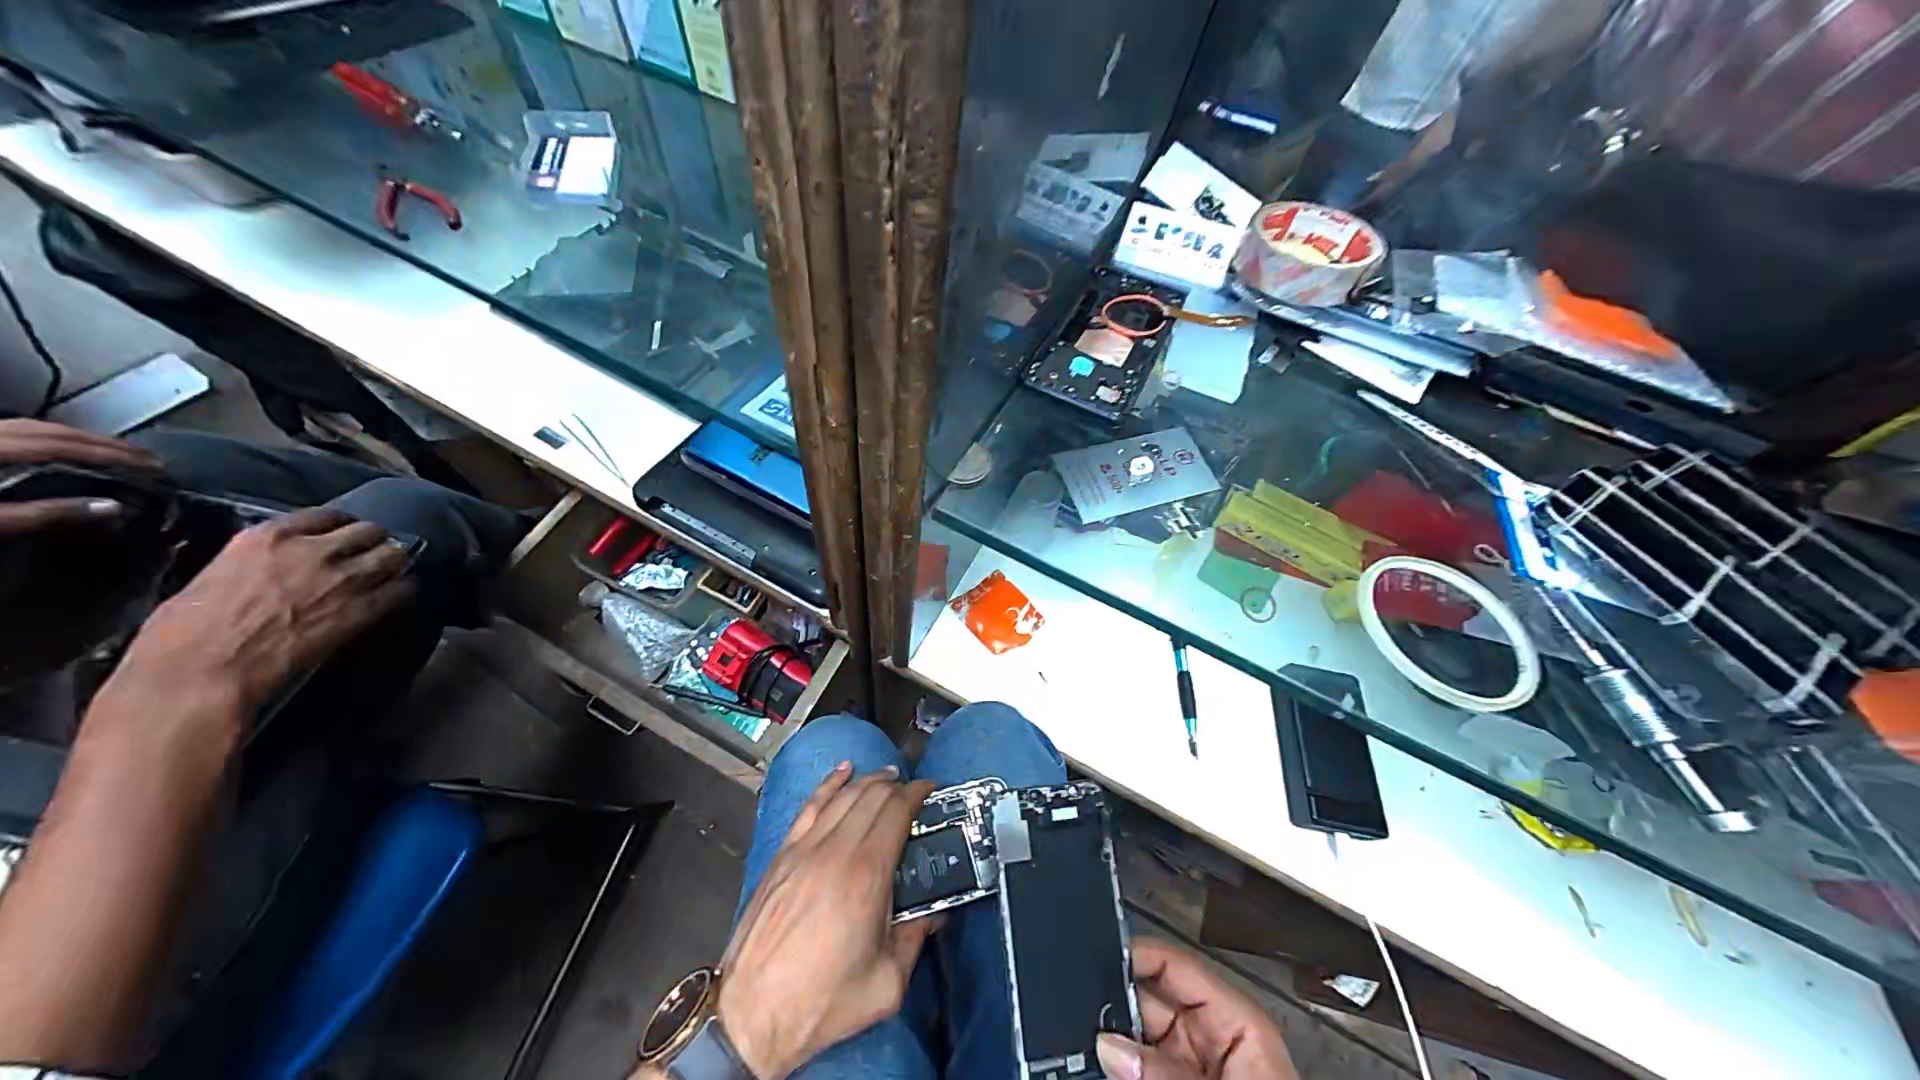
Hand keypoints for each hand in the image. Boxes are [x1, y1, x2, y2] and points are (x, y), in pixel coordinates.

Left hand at [0, 419, 158, 533]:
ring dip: (82, 437)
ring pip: (37, 426)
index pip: (65, 446)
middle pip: (54, 431)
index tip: (152, 464)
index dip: (112, 454)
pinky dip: (53, 435)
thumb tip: (112, 507)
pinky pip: (20, 429)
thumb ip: (47, 513)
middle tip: (146, 456)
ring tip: (116, 449)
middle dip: (104, 443)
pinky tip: (68, 445)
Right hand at [103, 507, 415, 719]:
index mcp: (267, 537)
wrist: (202, 671)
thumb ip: (256, 563)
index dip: (341, 527)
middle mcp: (313, 550)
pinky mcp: (363, 608)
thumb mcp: (214, 576)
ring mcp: (343, 578)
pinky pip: (403, 590)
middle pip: (370, 531)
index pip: (327, 515)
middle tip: (373, 557)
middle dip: (374, 543)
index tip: (345, 537)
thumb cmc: (183, 633)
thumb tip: (273, 567)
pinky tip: (399, 599)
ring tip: (390, 575)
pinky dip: (405, 592)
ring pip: (395, 555)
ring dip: (394, 565)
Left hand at [715, 763, 935, 1079]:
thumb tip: (935, 913)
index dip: (917, 794)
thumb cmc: (822, 1002)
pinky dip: (828, 784)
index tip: (932, 790)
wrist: (750, 1016)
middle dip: (897, 786)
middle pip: (871, 798)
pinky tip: (842, 771)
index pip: (896, 813)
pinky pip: (809, 807)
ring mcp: (804, 850)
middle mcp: (835, 852)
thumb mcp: (886, 984)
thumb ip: (916, 939)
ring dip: (868, 781)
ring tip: (887, 776)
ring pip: (842, 797)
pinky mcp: (782, 856)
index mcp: (866, 876)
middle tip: (914, 790)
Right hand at [1095, 937, 1298, 1079]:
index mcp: (1235, 1025)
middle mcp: (1210, 1040)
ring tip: (1082, 1050)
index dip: (1135, 956)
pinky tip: (1096, 1073)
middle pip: (1147, 1004)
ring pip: (1135, 1045)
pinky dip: (1115, 1074)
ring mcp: (1190, 1071)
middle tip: (1078, 1020)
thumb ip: (1168, 1076)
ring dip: (1111, 1048)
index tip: (1092, 960)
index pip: (1176, 967)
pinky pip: (1136, 1074)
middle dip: (1112, 1010)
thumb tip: (1111, 1046)